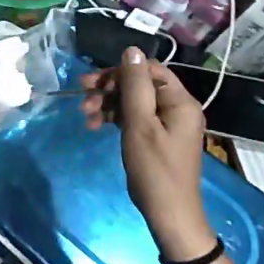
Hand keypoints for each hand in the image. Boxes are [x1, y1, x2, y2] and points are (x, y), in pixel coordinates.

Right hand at [80, 47, 217, 260]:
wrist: (168, 213)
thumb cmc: (154, 168)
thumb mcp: (140, 124)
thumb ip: (135, 86)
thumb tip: (131, 50)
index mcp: (180, 102)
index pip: (150, 71)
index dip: (120, 72)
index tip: (93, 82)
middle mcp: (177, 108)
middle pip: (140, 85)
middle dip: (110, 88)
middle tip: (82, 96)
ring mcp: (167, 124)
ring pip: (133, 101)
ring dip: (108, 103)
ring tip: (86, 115)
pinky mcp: (156, 137)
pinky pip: (134, 117)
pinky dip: (115, 118)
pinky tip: (96, 125)